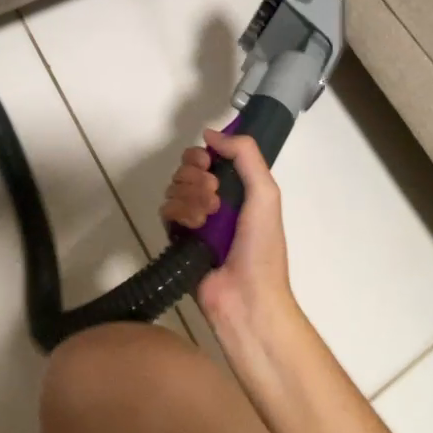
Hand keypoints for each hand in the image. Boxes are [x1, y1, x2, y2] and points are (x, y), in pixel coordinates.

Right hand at [159, 128, 294, 329]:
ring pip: (175, 188)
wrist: (247, 299)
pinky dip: (179, 214)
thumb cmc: (261, 247)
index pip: (208, 157)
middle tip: (213, 196)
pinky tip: (193, 227)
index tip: (208, 162)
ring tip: (207, 218)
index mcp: (237, 189)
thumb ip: (245, 155)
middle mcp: (214, 201)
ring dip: (190, 197)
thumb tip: (210, 133)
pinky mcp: (178, 239)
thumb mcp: (265, 193)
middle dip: (196, 177)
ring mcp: (195, 221)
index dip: (202, 155)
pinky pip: (166, 212)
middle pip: (187, 169)